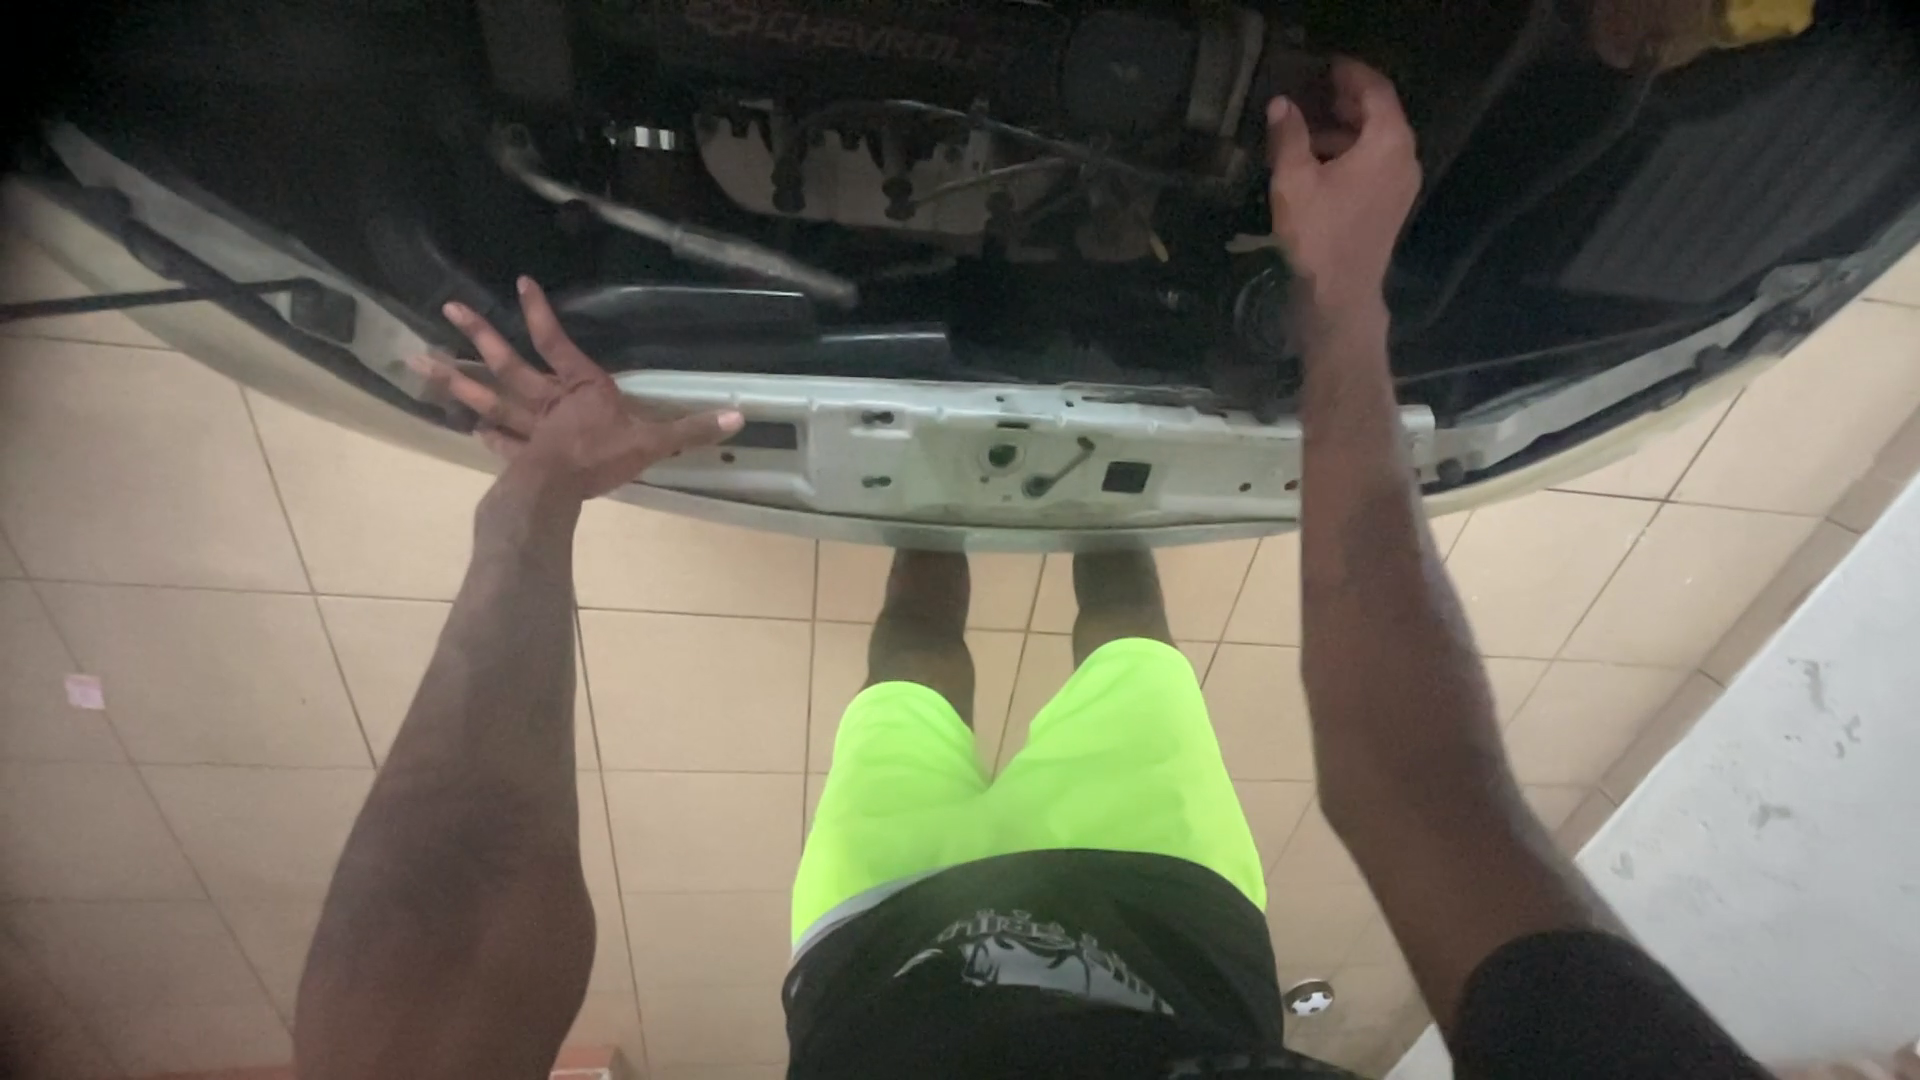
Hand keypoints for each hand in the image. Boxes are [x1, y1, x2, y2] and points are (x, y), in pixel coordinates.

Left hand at [408, 277, 743, 500]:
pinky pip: (499, 440)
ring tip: (425, 360)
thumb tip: (739, 417)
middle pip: (509, 363)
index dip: (541, 314)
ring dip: (461, 380)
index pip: (557, 342)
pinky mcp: (519, 455)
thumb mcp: (654, 442)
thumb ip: (691, 429)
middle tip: (449, 309)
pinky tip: (472, 426)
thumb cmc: (601, 457)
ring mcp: (527, 428)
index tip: (521, 282)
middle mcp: (546, 400)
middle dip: (481, 336)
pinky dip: (486, 433)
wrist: (558, 492)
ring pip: (491, 397)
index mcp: (580, 388)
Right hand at [1264, 58, 1421, 332]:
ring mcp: (1402, 184)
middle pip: (1379, 116)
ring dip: (1345, 134)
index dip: (1351, 75)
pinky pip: (1375, 167)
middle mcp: (1404, 157)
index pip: (1375, 91)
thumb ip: (1289, 138)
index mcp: (1387, 142)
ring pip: (1376, 144)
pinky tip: (1321, 166)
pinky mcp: (1391, 207)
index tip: (1328, 67)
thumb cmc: (1317, 235)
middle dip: (1347, 104)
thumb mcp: (1293, 182)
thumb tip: (1281, 104)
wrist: (1338, 293)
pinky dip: (1351, 157)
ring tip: (1309, 133)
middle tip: (1316, 95)